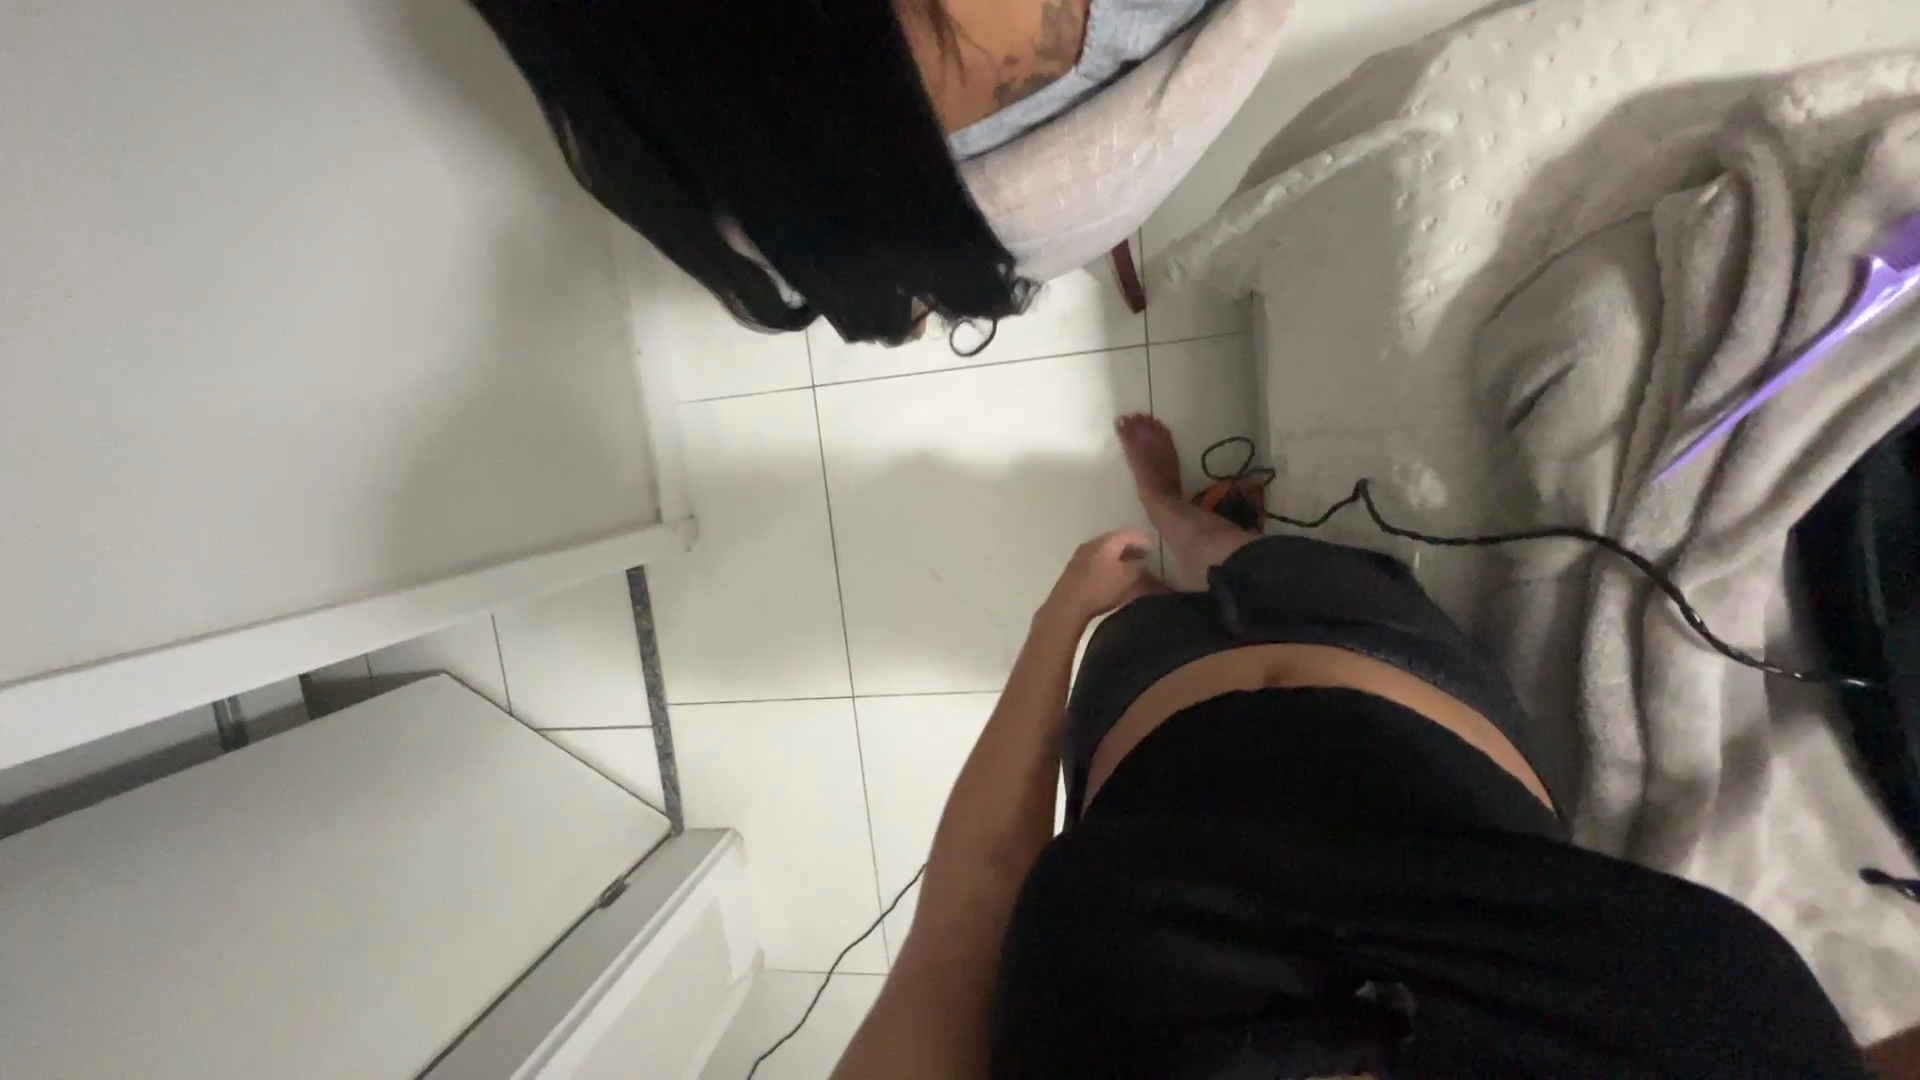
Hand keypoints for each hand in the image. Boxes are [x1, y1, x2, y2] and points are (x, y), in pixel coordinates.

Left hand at [1040, 529, 1155, 627]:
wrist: (1067, 606)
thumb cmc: (1100, 588)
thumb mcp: (1127, 577)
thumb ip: (1140, 568)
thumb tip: (1146, 565)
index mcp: (1106, 541)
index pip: (1129, 534)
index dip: (1144, 542)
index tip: (1155, 552)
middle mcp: (1092, 544)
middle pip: (1117, 543)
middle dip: (1133, 551)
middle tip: (1146, 561)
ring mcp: (1081, 557)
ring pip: (1106, 554)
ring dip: (1121, 561)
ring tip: (1133, 572)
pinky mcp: (1075, 572)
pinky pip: (1098, 565)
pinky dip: (1110, 569)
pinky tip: (1115, 581)